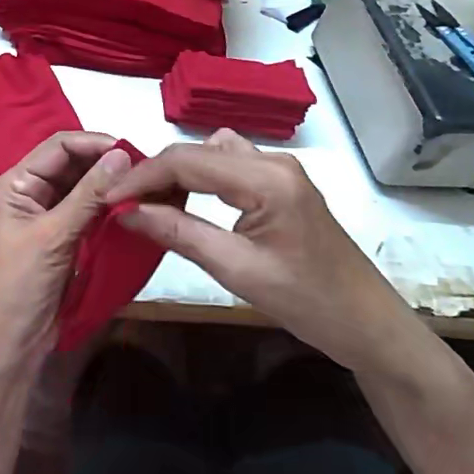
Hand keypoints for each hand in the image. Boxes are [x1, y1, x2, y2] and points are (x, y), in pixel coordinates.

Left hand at [0, 132, 130, 356]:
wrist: (11, 345)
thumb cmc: (20, 285)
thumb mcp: (54, 236)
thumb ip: (89, 194)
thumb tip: (123, 155)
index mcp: (18, 183)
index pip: (60, 146)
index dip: (94, 143)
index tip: (131, 151)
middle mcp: (34, 191)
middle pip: (75, 163)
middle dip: (107, 162)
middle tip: (145, 167)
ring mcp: (52, 214)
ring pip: (87, 185)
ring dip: (112, 183)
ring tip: (146, 182)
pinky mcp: (69, 236)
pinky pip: (93, 209)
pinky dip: (112, 204)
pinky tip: (136, 203)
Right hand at [106, 130, 423, 375]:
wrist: (367, 323)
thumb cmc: (308, 303)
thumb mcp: (238, 271)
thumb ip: (180, 233)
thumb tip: (127, 213)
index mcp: (266, 178)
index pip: (188, 159)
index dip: (143, 176)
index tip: (107, 199)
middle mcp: (274, 161)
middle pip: (200, 149)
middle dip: (158, 172)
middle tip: (126, 205)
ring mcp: (281, 170)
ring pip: (215, 152)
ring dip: (181, 172)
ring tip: (152, 203)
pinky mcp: (283, 184)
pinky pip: (232, 166)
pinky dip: (203, 177)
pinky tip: (189, 202)